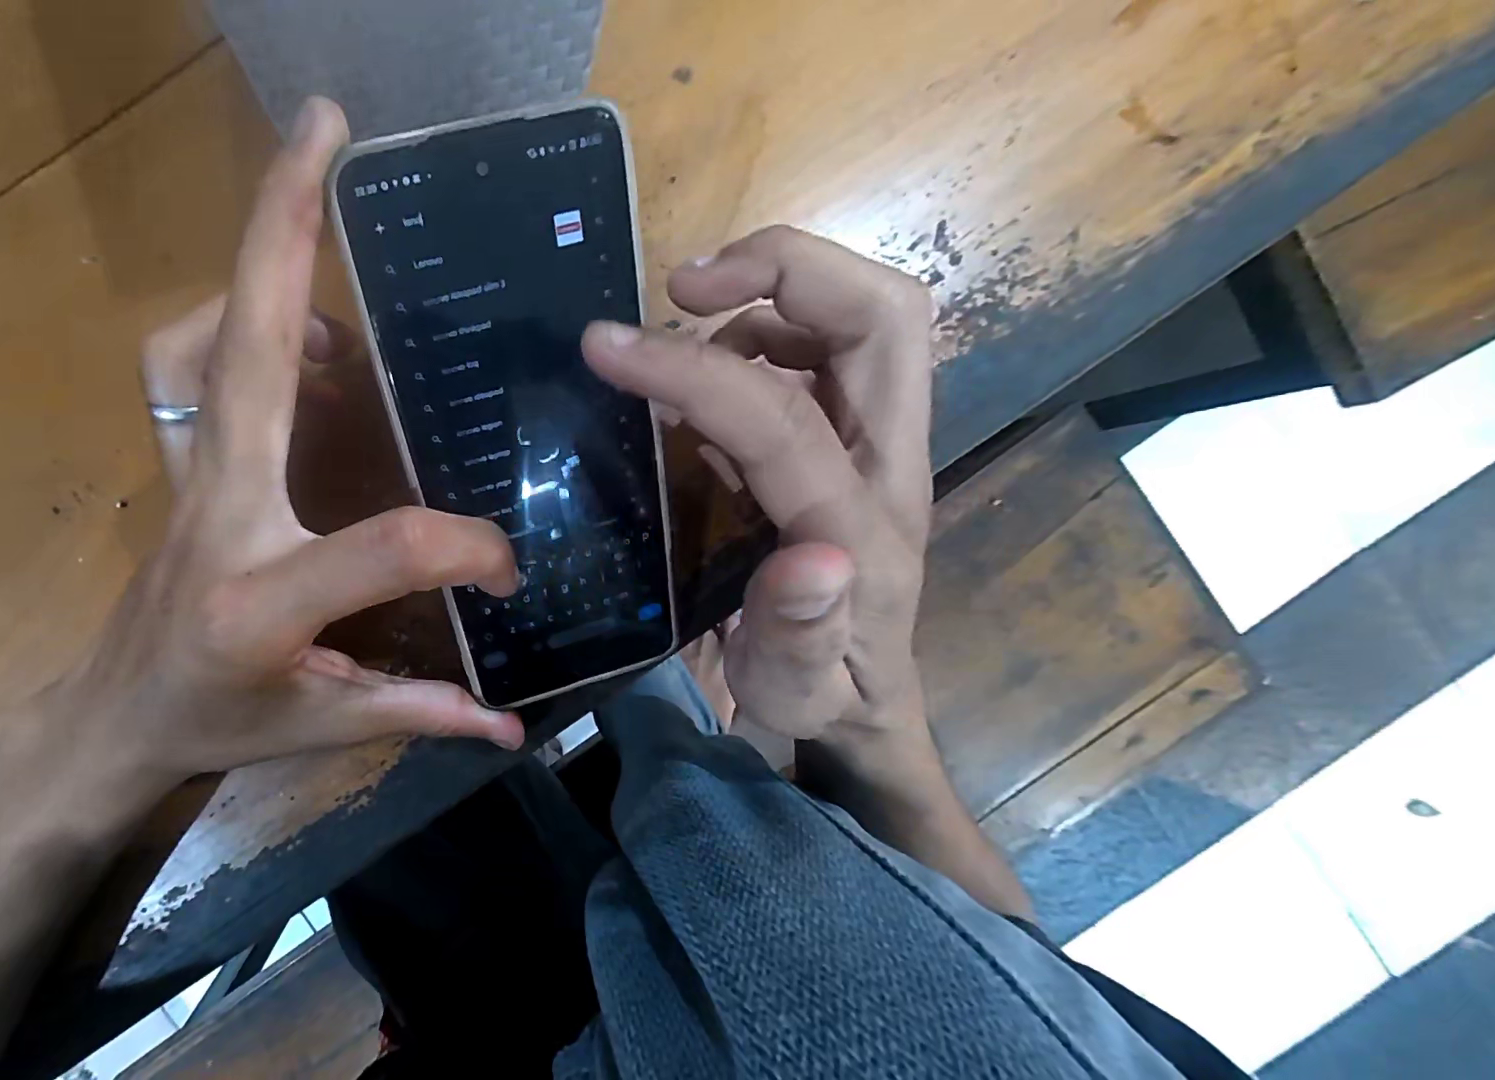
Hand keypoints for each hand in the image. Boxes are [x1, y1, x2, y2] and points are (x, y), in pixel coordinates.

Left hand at [54, 97, 523, 790]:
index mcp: (262, 594)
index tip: (503, 575)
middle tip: (330, 135)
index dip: (469, 550)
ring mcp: (194, 475)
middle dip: (287, 229)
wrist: (109, 722)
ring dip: (263, 267)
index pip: (391, 545)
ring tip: (332, 234)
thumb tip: (515, 727)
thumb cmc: (220, 726)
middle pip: (250, 351)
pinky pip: (191, 365)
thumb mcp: (327, 728)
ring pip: (208, 340)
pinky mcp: (185, 463)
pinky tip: (299, 335)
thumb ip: (426, 717)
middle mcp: (221, 511)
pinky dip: (234, 322)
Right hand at [581, 226, 934, 760]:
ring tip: (686, 334)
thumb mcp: (796, 689)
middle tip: (684, 287)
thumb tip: (813, 561)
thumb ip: (800, 636)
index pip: (781, 414)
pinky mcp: (855, 438)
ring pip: (860, 317)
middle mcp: (890, 463)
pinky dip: (765, 333)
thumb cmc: (822, 693)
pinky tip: (710, 382)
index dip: (691, 367)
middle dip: (785, 270)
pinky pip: (827, 349)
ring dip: (770, 299)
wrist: (866, 694)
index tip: (605, 345)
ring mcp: (879, 443)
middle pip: (884, 315)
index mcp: (864, 526)